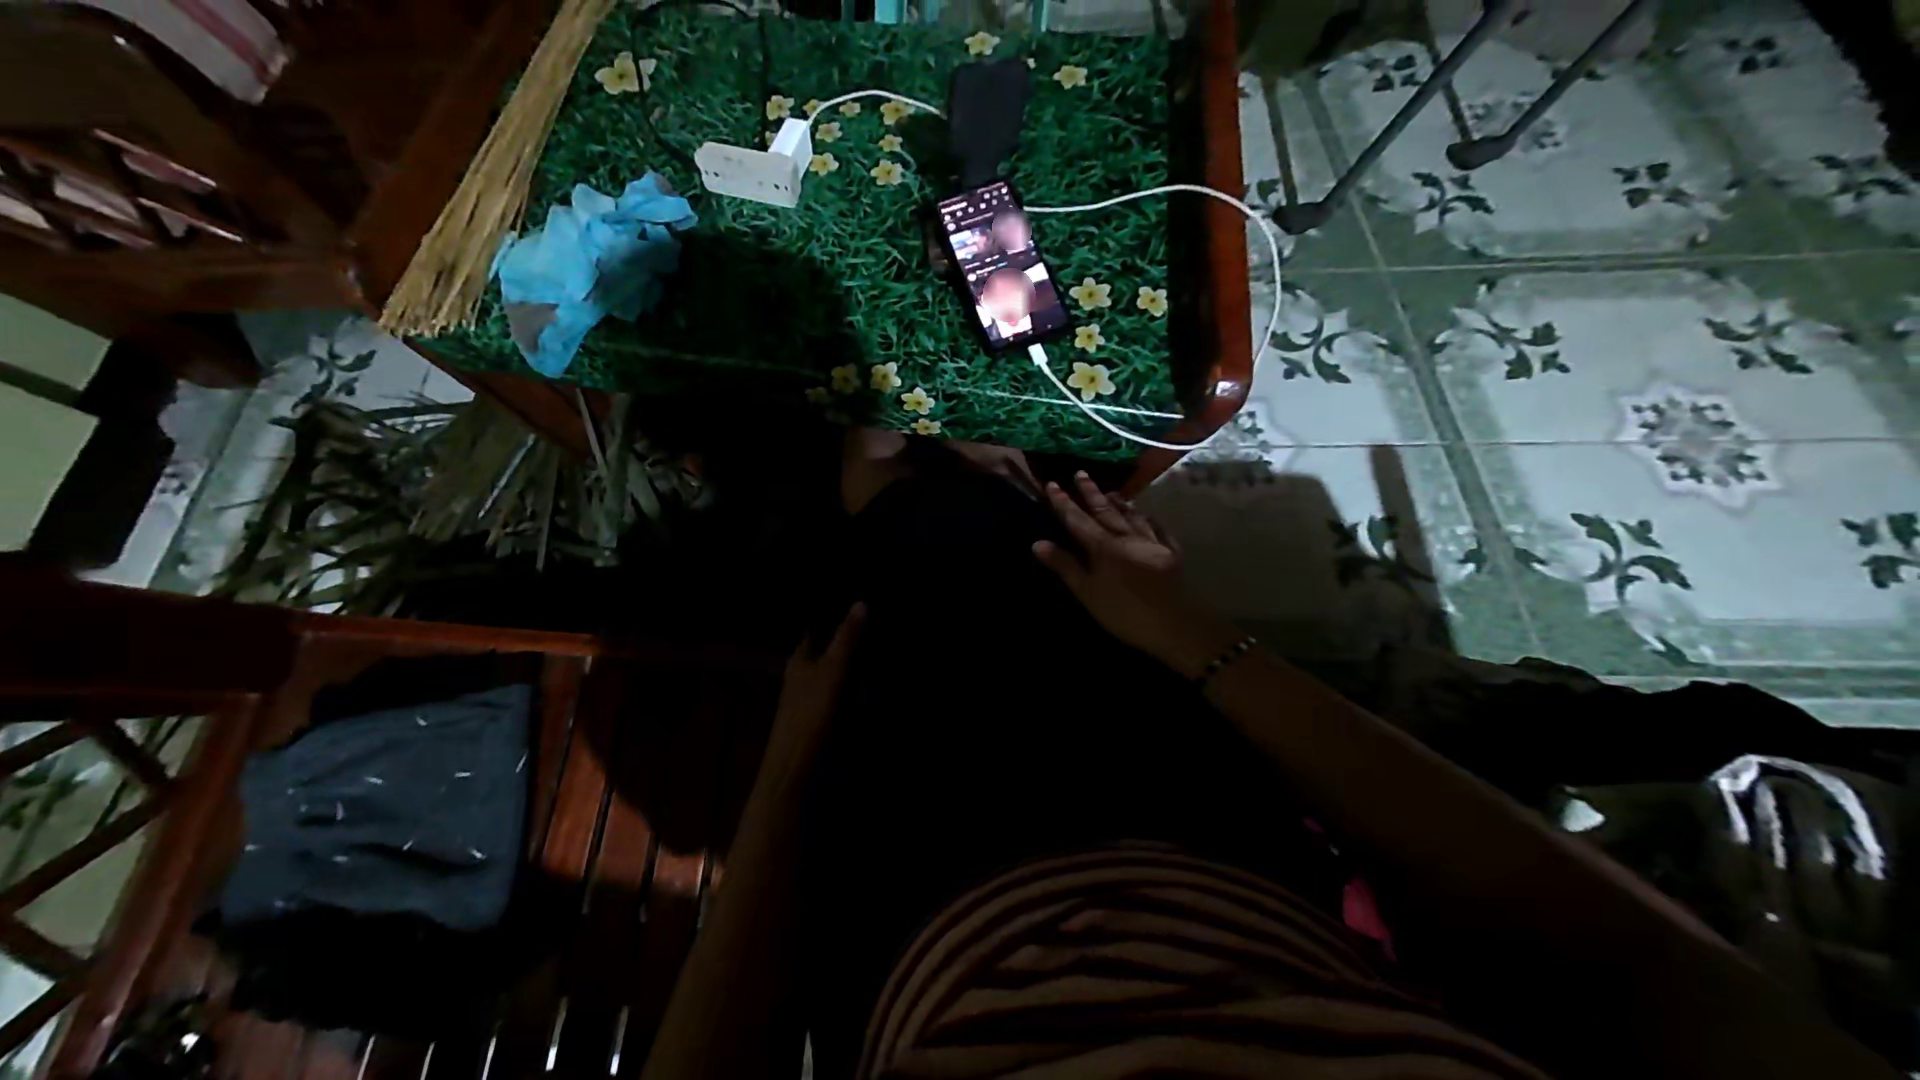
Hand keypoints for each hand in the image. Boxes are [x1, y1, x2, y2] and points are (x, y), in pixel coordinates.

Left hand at [767, 603, 864, 769]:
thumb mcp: (833, 671)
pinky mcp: (816, 719)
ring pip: (828, 672)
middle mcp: (799, 675)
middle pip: (822, 650)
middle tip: (873, 624)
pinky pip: (835, 693)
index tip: (856, 604)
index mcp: (798, 659)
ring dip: (847, 664)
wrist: (793, 769)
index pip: (814, 629)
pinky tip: (864, 687)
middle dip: (841, 640)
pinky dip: (849, 686)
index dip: (831, 616)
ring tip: (875, 650)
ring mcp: (807, 699)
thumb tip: (861, 602)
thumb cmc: (809, 714)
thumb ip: (846, 639)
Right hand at [1033, 473, 1242, 677]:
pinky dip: (1148, 518)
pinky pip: (1158, 528)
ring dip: (1119, 502)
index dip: (1064, 502)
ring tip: (1110, 490)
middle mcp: (1128, 537)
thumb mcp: (1088, 593)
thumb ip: (1065, 566)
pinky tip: (1146, 514)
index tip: (1052, 483)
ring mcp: (1152, 542)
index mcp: (1104, 547)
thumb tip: (1038, 543)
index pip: (1078, 520)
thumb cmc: (1124, 613)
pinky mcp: (1172, 552)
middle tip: (1080, 473)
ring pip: (1132, 515)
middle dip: (1091, 492)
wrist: (1175, 626)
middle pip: (1106, 511)